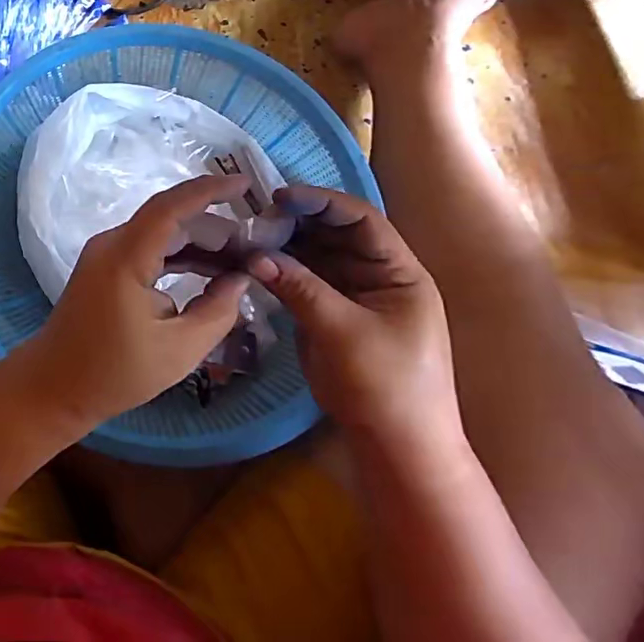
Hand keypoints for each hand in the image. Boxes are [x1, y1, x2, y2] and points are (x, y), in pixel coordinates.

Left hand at [24, 174, 255, 425]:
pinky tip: (212, 272)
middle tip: (259, 243)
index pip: (169, 208)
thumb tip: (241, 279)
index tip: (245, 184)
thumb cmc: (117, 370)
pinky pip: (147, 250)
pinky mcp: (105, 268)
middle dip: (214, 225)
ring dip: (199, 242)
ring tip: (244, 259)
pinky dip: (179, 256)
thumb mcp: (182, 347)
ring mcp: (104, 255)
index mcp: (125, 257)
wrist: (58, 382)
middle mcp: (111, 245)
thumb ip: (219, 308)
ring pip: (159, 234)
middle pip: (168, 219)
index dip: (208, 191)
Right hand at [244, 185, 461, 451]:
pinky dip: (276, 266)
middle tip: (252, 218)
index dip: (321, 203)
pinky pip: (299, 276)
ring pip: (312, 253)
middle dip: (295, 221)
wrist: (397, 445)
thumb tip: (252, 254)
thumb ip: (299, 287)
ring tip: (245, 236)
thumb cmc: (387, 385)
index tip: (277, 198)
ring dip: (281, 243)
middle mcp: (375, 276)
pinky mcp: (327, 311)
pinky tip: (249, 261)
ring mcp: (350, 294)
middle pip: (333, 232)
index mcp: (399, 274)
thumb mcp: (343, 332)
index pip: (362, 221)